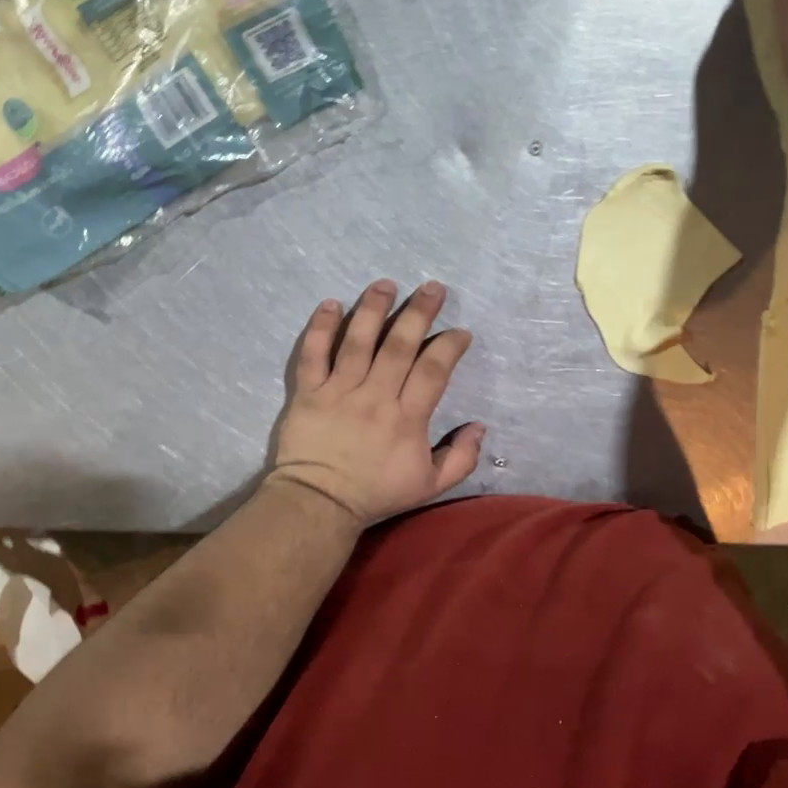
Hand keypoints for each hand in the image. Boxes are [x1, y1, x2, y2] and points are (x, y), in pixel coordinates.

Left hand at [268, 280, 485, 527]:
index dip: (449, 346)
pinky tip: (330, 304)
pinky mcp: (308, 392)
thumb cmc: (376, 493)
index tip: (460, 332)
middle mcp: (375, 397)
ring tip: (385, 284)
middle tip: (433, 288)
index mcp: (407, 418)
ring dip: (373, 308)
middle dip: (419, 312)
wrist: (318, 504)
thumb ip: (460, 458)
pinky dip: (321, 328)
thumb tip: (480, 426)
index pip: (433, 370)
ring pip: (358, 340)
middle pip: (400, 345)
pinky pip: (314, 354)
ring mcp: (339, 391)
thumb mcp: (429, 486)